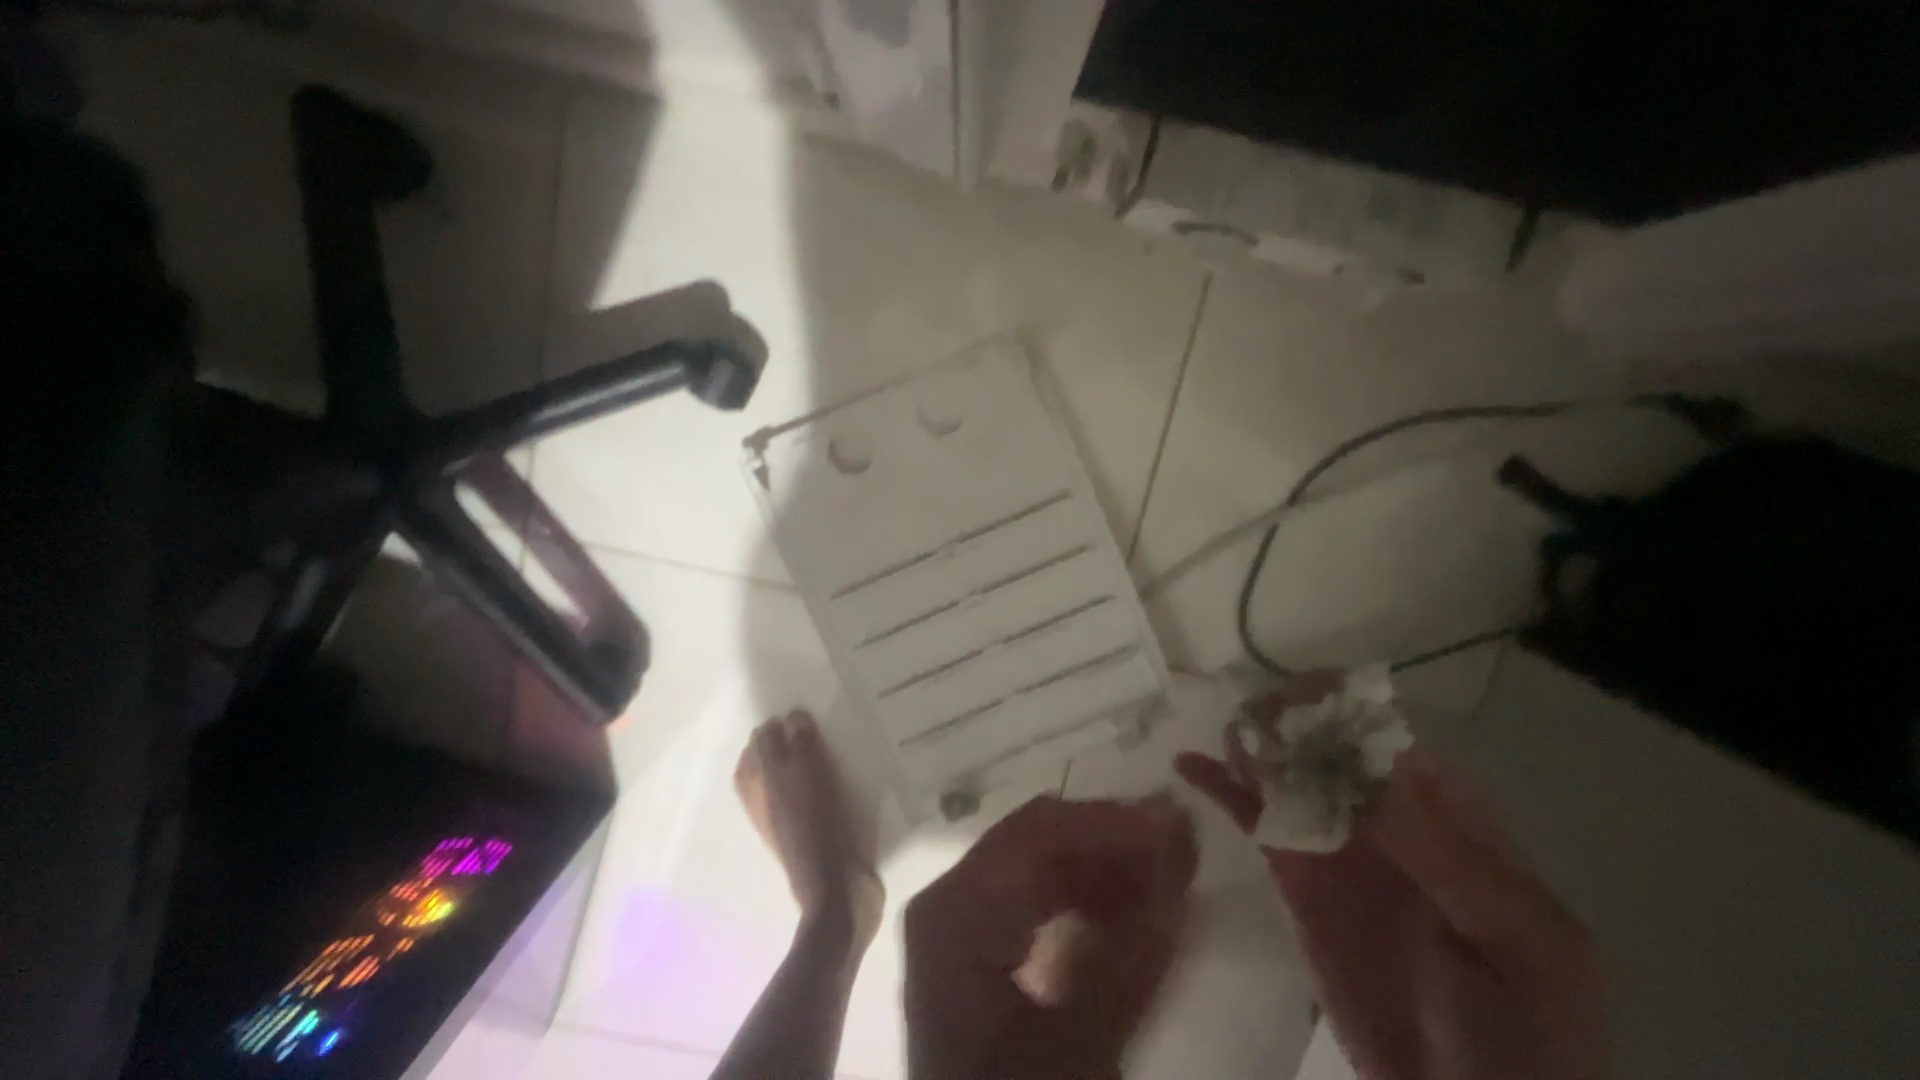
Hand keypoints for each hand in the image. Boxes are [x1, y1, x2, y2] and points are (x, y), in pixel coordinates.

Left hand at [734, 710, 883, 942]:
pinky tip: (846, 778)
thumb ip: (799, 746)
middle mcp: (767, 800)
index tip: (805, 711)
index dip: (780, 725)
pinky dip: (825, 783)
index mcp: (757, 785)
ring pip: (794, 778)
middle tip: (821, 724)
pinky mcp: (816, 834)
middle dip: (790, 740)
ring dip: (810, 761)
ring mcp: (790, 820)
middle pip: (773, 760)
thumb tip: (793, 717)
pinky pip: (816, 798)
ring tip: (835, 745)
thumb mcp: (807, 778)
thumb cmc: (815, 829)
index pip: (761, 742)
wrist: (834, 891)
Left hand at [903, 794, 1197, 1079]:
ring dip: (1105, 868)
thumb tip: (1176, 860)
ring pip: (1040, 864)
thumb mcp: (1076, 1043)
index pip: (1037, 833)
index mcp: (955, 910)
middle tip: (1184, 849)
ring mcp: (957, 917)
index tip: (1179, 824)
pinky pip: (1035, 896)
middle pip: (1037, 840)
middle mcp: (948, 896)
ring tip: (1169, 883)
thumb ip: (1131, 951)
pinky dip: (1086, 898)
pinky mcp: (976, 943)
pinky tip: (1132, 914)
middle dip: (1112, 842)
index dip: (1110, 823)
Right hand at [1177, 674, 1608, 1079]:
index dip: (1349, 710)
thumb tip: (1375, 770)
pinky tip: (1192, 767)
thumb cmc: (1523, 1028)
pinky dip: (1227, 793)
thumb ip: (1449, 858)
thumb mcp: (1516, 940)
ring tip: (1226, 739)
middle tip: (1253, 717)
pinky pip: (1262, 824)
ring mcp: (1340, 850)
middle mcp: (1391, 821)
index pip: (1397, 742)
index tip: (1301, 698)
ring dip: (1256, 748)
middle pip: (1334, 748)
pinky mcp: (1299, 884)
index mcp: (1456, 821)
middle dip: (1293, 721)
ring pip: (1291, 778)